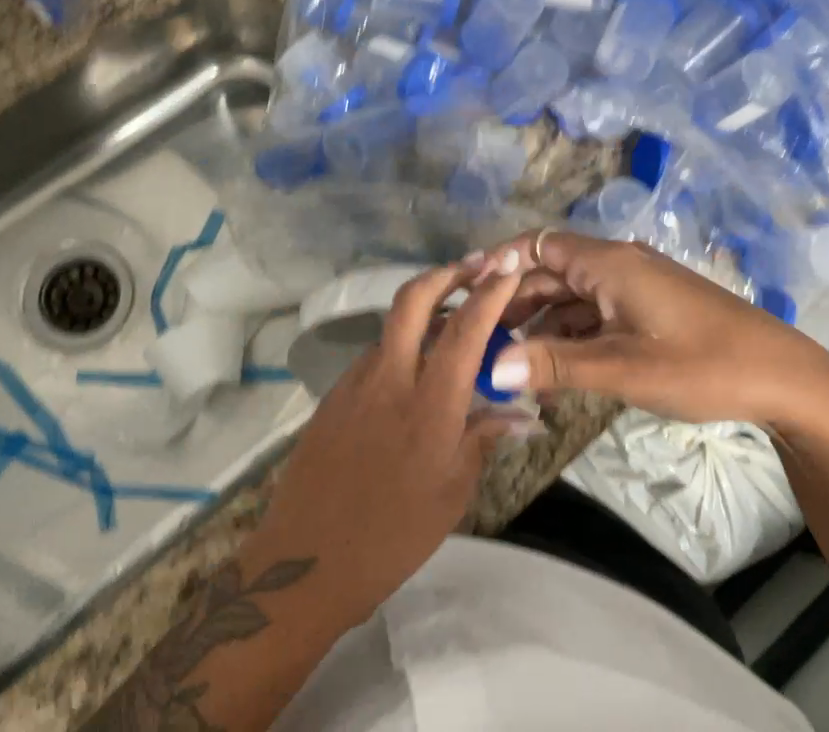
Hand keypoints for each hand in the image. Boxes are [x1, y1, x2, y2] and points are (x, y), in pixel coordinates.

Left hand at [243, 261, 521, 631]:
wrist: (308, 559)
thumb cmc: (394, 535)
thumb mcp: (452, 493)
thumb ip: (482, 439)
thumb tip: (520, 414)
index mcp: (428, 404)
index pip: (465, 329)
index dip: (489, 293)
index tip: (507, 269)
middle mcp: (388, 379)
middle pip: (412, 300)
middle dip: (445, 274)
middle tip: (474, 268)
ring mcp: (352, 384)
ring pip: (389, 328)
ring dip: (421, 313)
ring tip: (452, 325)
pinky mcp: (330, 398)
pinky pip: (371, 358)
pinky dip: (398, 348)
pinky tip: (412, 373)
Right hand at [473, 230, 828, 428]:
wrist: (786, 380)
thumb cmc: (703, 366)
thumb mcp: (623, 369)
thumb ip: (554, 365)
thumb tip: (490, 370)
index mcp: (609, 263)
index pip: (536, 246)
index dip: (497, 265)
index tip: (463, 294)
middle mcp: (617, 265)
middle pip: (548, 273)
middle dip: (512, 304)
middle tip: (476, 340)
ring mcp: (634, 287)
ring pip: (569, 297)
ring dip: (539, 325)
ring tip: (506, 362)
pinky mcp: (648, 310)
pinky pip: (593, 314)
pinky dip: (568, 336)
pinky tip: (551, 368)